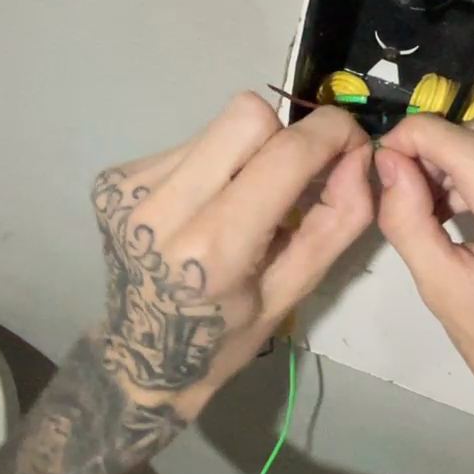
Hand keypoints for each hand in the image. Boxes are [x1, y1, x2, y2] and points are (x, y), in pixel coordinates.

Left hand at [93, 93, 372, 418]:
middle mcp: (162, 207)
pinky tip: (207, 204)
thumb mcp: (294, 292)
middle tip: (289, 178)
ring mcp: (130, 188)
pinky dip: (214, 162)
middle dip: (284, 135)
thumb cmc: (225, 337)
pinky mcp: (113, 177)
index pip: (286, 153)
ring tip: (242, 199)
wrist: (140, 359)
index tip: (350, 143)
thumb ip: (338, 219)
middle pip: (247, 114)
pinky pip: (189, 142)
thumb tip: (360, 155)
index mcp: (212, 249)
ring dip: (247, 151)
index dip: (331, 134)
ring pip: (217, 124)